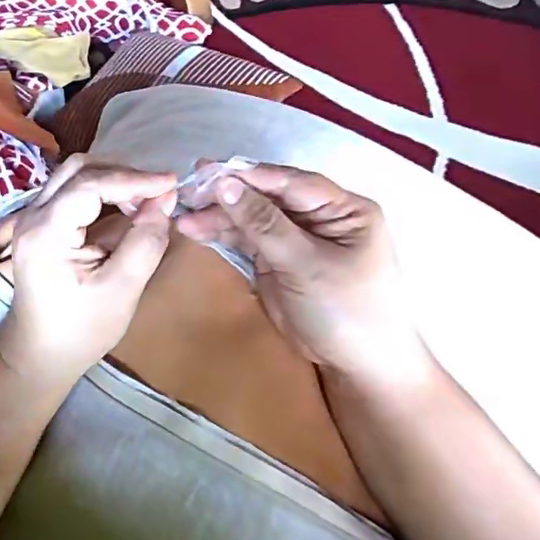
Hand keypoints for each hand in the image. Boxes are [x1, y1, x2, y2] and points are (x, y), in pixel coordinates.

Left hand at [0, 156, 176, 387]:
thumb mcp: (121, 290)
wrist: (40, 353)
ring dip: (113, 179)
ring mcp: (33, 217)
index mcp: (45, 233)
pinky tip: (127, 207)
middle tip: (159, 193)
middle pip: (78, 170)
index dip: (133, 179)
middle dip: (123, 174)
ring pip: (74, 176)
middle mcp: (32, 216)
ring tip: (146, 200)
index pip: (90, 185)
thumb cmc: (80, 330)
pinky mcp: (42, 223)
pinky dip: (103, 192)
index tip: (171, 183)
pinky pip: (72, 191)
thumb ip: (144, 242)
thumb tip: (165, 200)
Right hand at [175, 162, 429, 384]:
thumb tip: (225, 184)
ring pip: (251, 217)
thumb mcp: (305, 264)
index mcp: (343, 209)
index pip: (291, 182)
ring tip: (183, 217)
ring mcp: (295, 237)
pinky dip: (221, 234)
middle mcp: (319, 216)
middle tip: (188, 190)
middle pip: (266, 197)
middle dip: (227, 195)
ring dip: (218, 216)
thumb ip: (264, 223)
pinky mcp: (276, 258)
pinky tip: (194, 229)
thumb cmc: (345, 310)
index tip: (209, 171)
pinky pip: (245, 238)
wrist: (356, 368)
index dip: (250, 176)